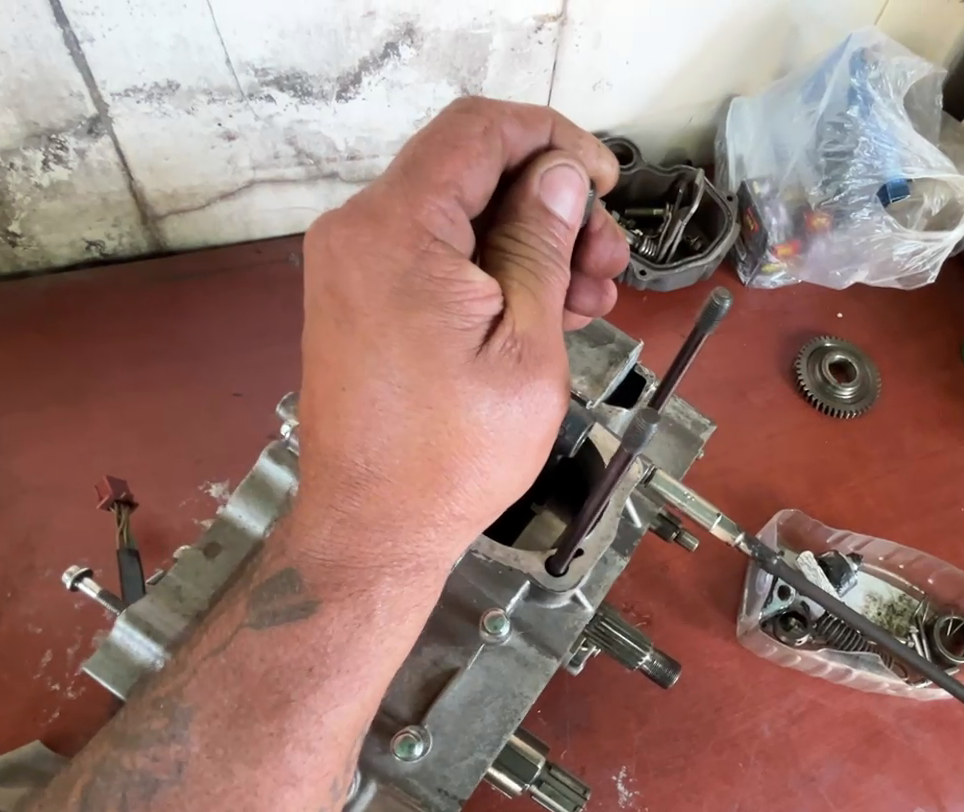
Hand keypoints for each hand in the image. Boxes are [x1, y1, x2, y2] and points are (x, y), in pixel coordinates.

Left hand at [295, 97, 629, 570]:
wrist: (377, 529)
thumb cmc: (453, 455)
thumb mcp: (525, 347)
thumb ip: (541, 246)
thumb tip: (560, 177)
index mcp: (396, 230)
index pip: (480, 131)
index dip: (554, 141)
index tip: (605, 182)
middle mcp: (361, 233)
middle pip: (472, 176)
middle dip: (552, 207)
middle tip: (608, 261)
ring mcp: (356, 270)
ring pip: (459, 222)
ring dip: (530, 248)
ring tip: (591, 299)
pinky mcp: (363, 305)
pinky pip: (436, 264)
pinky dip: (491, 276)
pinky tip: (548, 314)